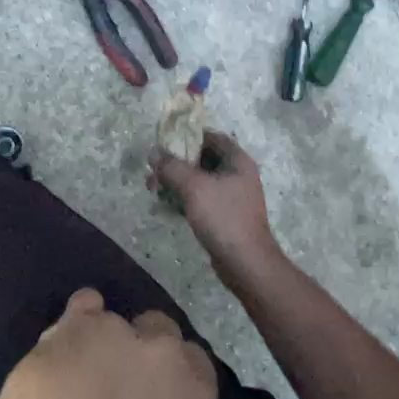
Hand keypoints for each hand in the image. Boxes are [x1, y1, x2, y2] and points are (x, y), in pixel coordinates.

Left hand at [0, 289, 217, 398]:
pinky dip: (77, 323)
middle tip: (117, 397)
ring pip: (116, 322)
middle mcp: (160, 347)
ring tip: (82, 385)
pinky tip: (65, 354)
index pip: (194, 361)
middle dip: (141, 356)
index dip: (172, 384)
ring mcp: (111, 331)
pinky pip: (81, 305)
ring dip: (105, 344)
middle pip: (156, 332)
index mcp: (196, 384)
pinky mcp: (67, 327)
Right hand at [151, 131, 280, 272]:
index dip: (187, 135)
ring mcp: (231, 196)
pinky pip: (200, 198)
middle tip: (153, 169)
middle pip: (202, 158)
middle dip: (176, 162)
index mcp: (237, 160)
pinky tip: (164, 205)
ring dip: (176, 181)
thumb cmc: (223, 217)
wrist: (246, 263)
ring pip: (199, 180)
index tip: (164, 141)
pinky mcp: (224, 215)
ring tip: (152, 188)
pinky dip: (183, 198)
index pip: (211, 136)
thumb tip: (153, 153)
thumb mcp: (194, 187)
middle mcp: (237, 174)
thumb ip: (172, 167)